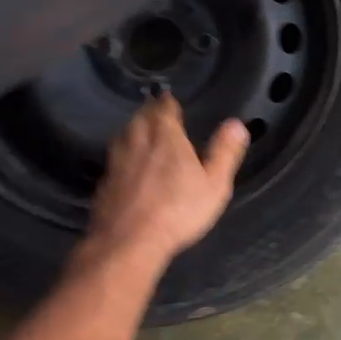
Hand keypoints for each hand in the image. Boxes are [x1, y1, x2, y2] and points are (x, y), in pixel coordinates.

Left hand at [86, 93, 247, 263]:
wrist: (127, 243)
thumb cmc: (178, 211)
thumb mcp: (214, 184)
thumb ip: (224, 152)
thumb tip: (236, 124)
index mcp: (166, 141)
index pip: (164, 112)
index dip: (166, 103)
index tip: (168, 97)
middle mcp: (138, 146)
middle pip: (140, 120)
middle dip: (147, 111)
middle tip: (153, 108)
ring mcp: (117, 165)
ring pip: (122, 137)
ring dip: (131, 127)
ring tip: (137, 127)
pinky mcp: (104, 185)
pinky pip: (113, 159)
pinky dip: (120, 152)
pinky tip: (124, 161)